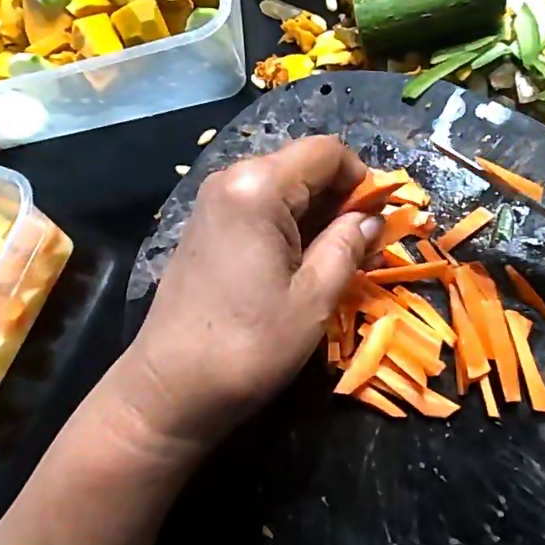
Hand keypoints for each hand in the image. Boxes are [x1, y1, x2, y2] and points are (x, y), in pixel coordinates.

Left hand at [103, 137, 376, 457]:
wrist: (167, 393)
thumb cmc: (247, 346)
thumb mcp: (314, 298)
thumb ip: (349, 246)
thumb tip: (373, 220)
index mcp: (258, 188)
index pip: (328, 152)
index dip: (362, 179)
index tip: (378, 221)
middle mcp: (233, 181)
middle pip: (306, 165)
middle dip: (343, 197)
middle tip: (364, 244)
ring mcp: (216, 203)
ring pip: (287, 186)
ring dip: (321, 213)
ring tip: (340, 257)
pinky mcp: (209, 226)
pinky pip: (265, 206)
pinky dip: (295, 224)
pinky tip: (305, 262)